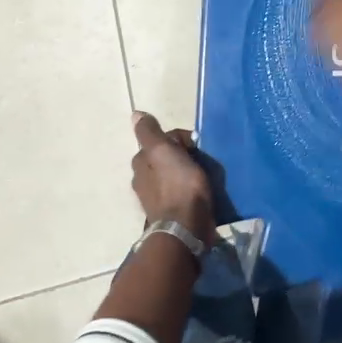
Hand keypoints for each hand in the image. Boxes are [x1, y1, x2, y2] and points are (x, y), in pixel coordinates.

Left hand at [130, 112, 215, 245]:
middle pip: (167, 158)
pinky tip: (201, 192)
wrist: (186, 227)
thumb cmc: (177, 185)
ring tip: (206, 177)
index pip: (162, 141)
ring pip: (174, 175)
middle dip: (184, 156)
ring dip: (188, 173)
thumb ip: (149, 132)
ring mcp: (156, 198)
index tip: (196, 148)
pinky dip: (190, 189)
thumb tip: (135, 114)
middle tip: (202, 162)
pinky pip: (182, 192)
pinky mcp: (170, 212)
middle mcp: (143, 179)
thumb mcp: (162, 151)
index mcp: (141, 163)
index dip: (181, 140)